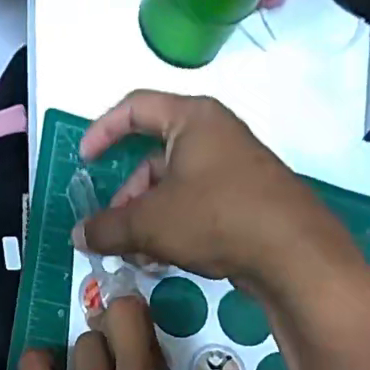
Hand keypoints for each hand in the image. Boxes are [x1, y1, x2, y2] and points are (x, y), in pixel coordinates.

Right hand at [72, 91, 353, 289]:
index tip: (83, 160)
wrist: (291, 252)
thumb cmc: (216, 217)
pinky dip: (176, 230)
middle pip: (155, 159)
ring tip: (136, 255)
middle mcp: (215, 137)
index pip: (136, 108)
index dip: (103, 131)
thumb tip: (78, 236)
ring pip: (176, 190)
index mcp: (192, 120)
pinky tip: (165, 261)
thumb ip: (109, 228)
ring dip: (149, 222)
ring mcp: (234, 172)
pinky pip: (198, 209)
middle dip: (128, 198)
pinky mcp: (246, 204)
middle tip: (112, 231)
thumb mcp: (152, 223)